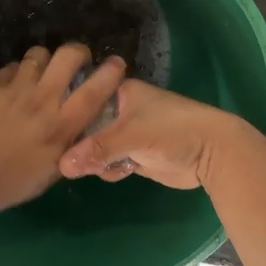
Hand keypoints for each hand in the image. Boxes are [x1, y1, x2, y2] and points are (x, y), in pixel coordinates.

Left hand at [0, 44, 125, 218]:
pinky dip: (17, 73)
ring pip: (37, 55)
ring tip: (41, 72)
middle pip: (68, 56)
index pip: (95, 90)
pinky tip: (12, 86)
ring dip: (44, 60)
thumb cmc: (8, 185)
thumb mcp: (49, 172)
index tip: (116, 65)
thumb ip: (66, 146)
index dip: (110, 73)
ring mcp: (13, 89)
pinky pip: (10, 68)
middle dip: (77, 52)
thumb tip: (75, 131)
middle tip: (76, 61)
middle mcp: (41, 100)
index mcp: (61, 126)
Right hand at [59, 79, 248, 189]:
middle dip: (79, 145)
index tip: (52, 134)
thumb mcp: (132, 135)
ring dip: (95, 160)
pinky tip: (119, 173)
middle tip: (70, 160)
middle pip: (86, 127)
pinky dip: (109, 169)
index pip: (81, 100)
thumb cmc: (173, 130)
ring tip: (98, 167)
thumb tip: (62, 166)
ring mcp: (127, 134)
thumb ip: (97, 149)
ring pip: (96, 148)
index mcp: (118, 92)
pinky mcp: (134, 155)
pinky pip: (110, 162)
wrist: (213, 154)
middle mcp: (119, 110)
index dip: (66, 116)